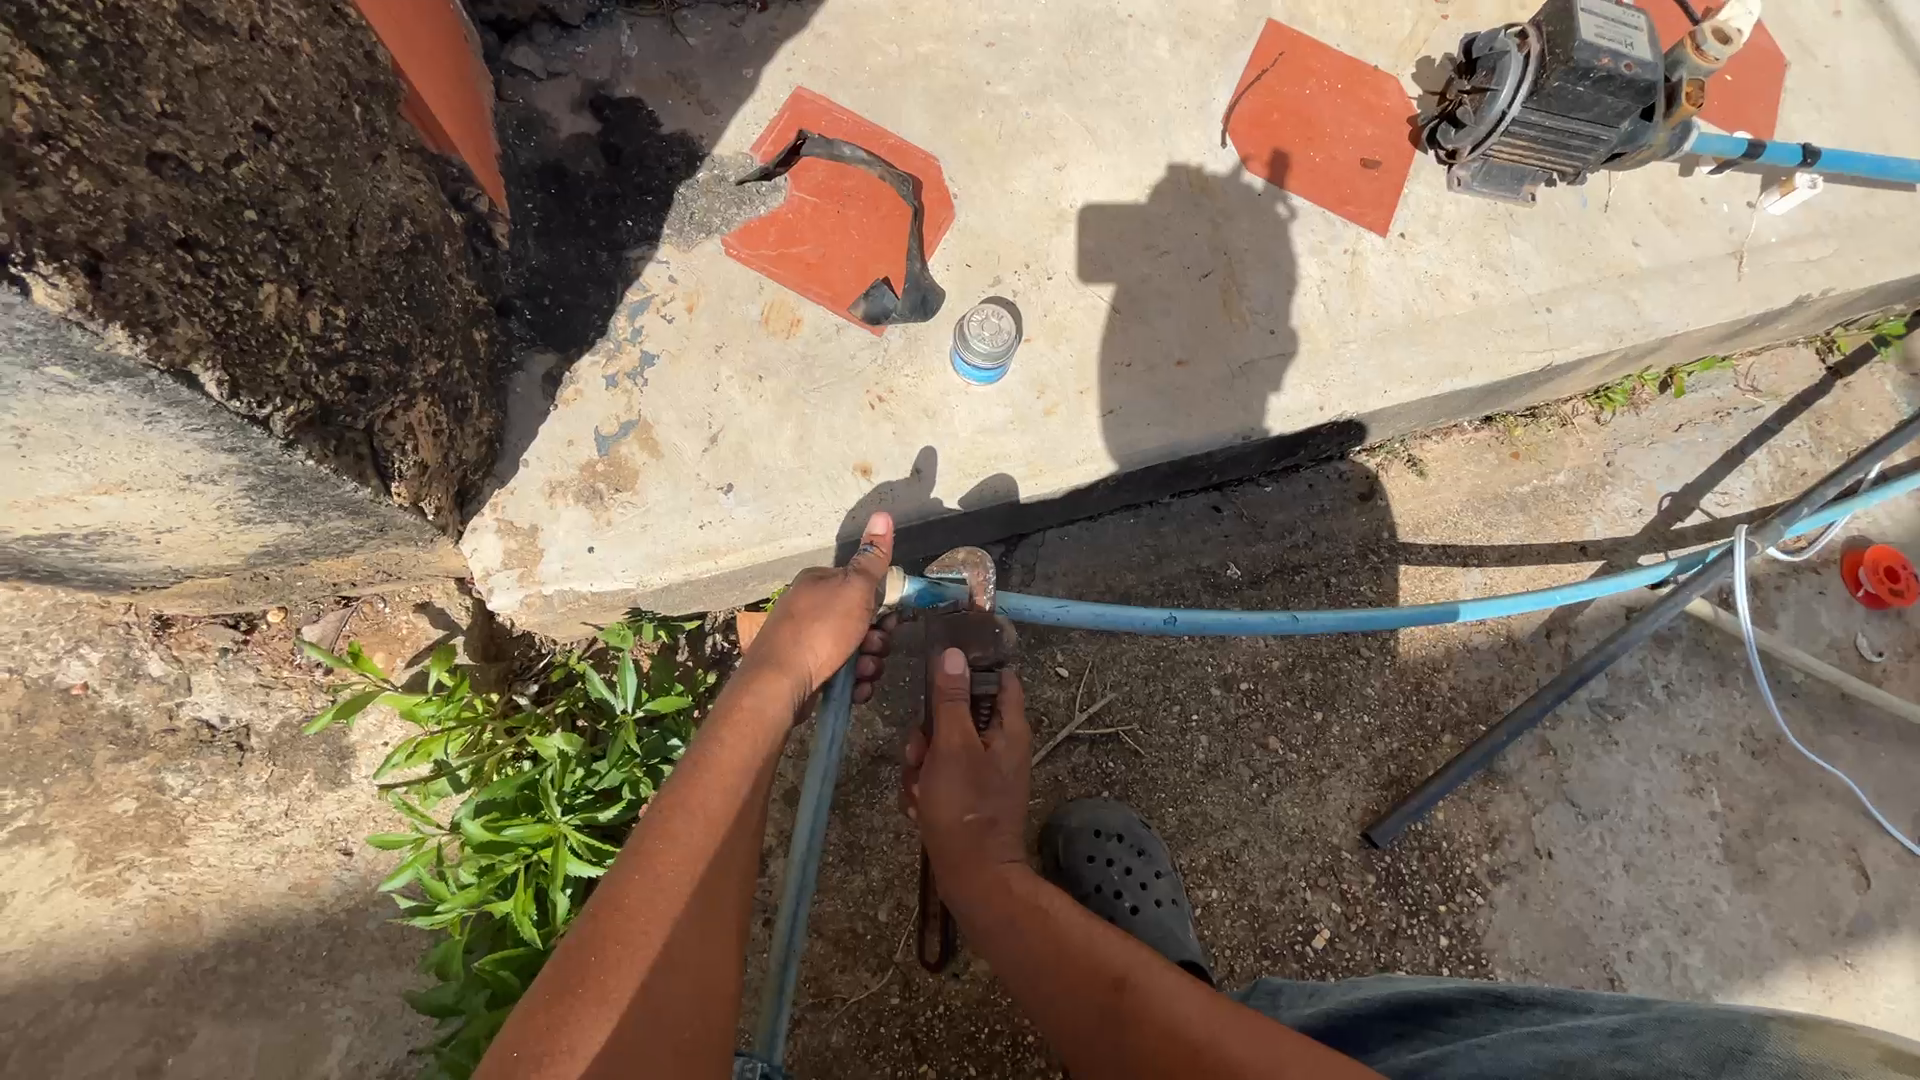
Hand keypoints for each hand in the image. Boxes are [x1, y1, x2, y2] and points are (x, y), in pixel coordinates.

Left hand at [747, 512, 895, 707]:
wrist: (778, 684)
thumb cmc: (819, 631)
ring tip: (862, 672)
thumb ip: (872, 557)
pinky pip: (845, 675)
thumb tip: (883, 513)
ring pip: (857, 651)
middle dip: (877, 639)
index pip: (863, 588)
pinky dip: (855, 683)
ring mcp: (808, 642)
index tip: (890, 620)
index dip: (882, 606)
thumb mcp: (854, 588)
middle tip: (872, 647)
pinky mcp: (808, 671)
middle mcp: (811, 609)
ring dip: (869, 664)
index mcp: (820, 583)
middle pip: (863, 622)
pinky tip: (855, 688)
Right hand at [901, 648, 1030, 888]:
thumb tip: (954, 652)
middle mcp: (1000, 744)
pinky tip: (920, 805)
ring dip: (922, 763)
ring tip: (920, 786)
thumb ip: (951, 698)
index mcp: (1009, 727)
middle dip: (930, 730)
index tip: (938, 669)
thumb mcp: (953, 745)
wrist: (972, 877)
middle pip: (960, 712)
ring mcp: (983, 771)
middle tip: (920, 751)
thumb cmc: (966, 807)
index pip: (999, 677)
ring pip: (942, 744)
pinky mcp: (966, 794)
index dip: (971, 668)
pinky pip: (939, 774)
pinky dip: (925, 786)